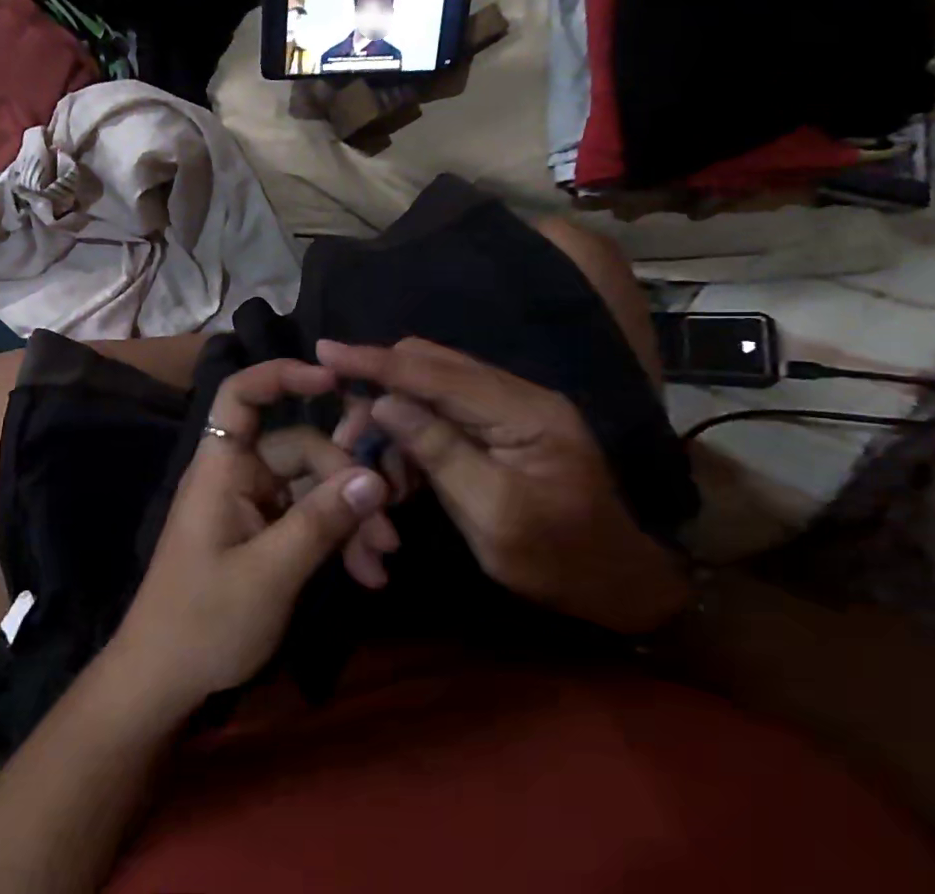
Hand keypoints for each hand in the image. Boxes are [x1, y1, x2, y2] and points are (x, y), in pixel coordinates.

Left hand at [107, 360, 390, 711]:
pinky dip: (339, 540)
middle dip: (348, 485)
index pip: (241, 396)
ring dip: (352, 520)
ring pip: (316, 488)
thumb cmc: (203, 621)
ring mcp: (255, 506)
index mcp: (222, 469)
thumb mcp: (270, 574)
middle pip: (304, 450)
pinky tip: (367, 574)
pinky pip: (311, 519)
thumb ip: (321, 522)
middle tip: (387, 534)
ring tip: (380, 563)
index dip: (283, 376)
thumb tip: (374, 478)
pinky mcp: (268, 534)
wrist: (166, 680)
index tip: (335, 382)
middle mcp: (239, 477)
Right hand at [315, 338, 690, 632]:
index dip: (376, 362)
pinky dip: (413, 440)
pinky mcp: (499, 429)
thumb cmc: (555, 557)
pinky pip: (442, 416)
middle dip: (380, 393)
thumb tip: (383, 401)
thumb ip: (438, 450)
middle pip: (431, 367)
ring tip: (376, 470)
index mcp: (523, 411)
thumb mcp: (492, 512)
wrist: (610, 583)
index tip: (325, 351)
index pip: (436, 372)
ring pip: (431, 390)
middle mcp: (516, 396)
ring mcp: (509, 410)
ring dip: (394, 423)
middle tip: (349, 437)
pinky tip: (402, 476)